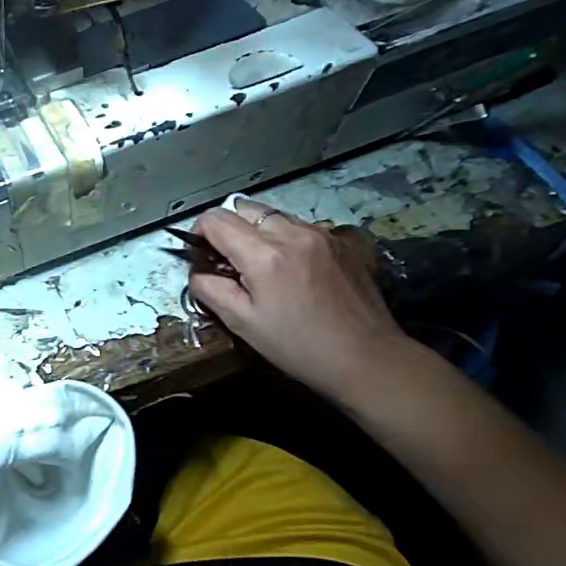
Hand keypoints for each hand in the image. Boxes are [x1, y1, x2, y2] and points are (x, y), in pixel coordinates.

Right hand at [189, 200, 410, 402]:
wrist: (366, 357)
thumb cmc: (299, 347)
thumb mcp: (243, 324)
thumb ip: (210, 290)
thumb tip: (198, 272)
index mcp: (264, 255)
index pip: (216, 219)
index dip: (199, 233)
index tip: (202, 256)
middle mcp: (292, 233)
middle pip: (244, 208)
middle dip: (228, 229)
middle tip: (230, 262)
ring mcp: (321, 233)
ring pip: (273, 215)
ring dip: (258, 232)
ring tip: (263, 268)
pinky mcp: (341, 240)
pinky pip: (301, 226)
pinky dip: (286, 239)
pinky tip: (294, 270)